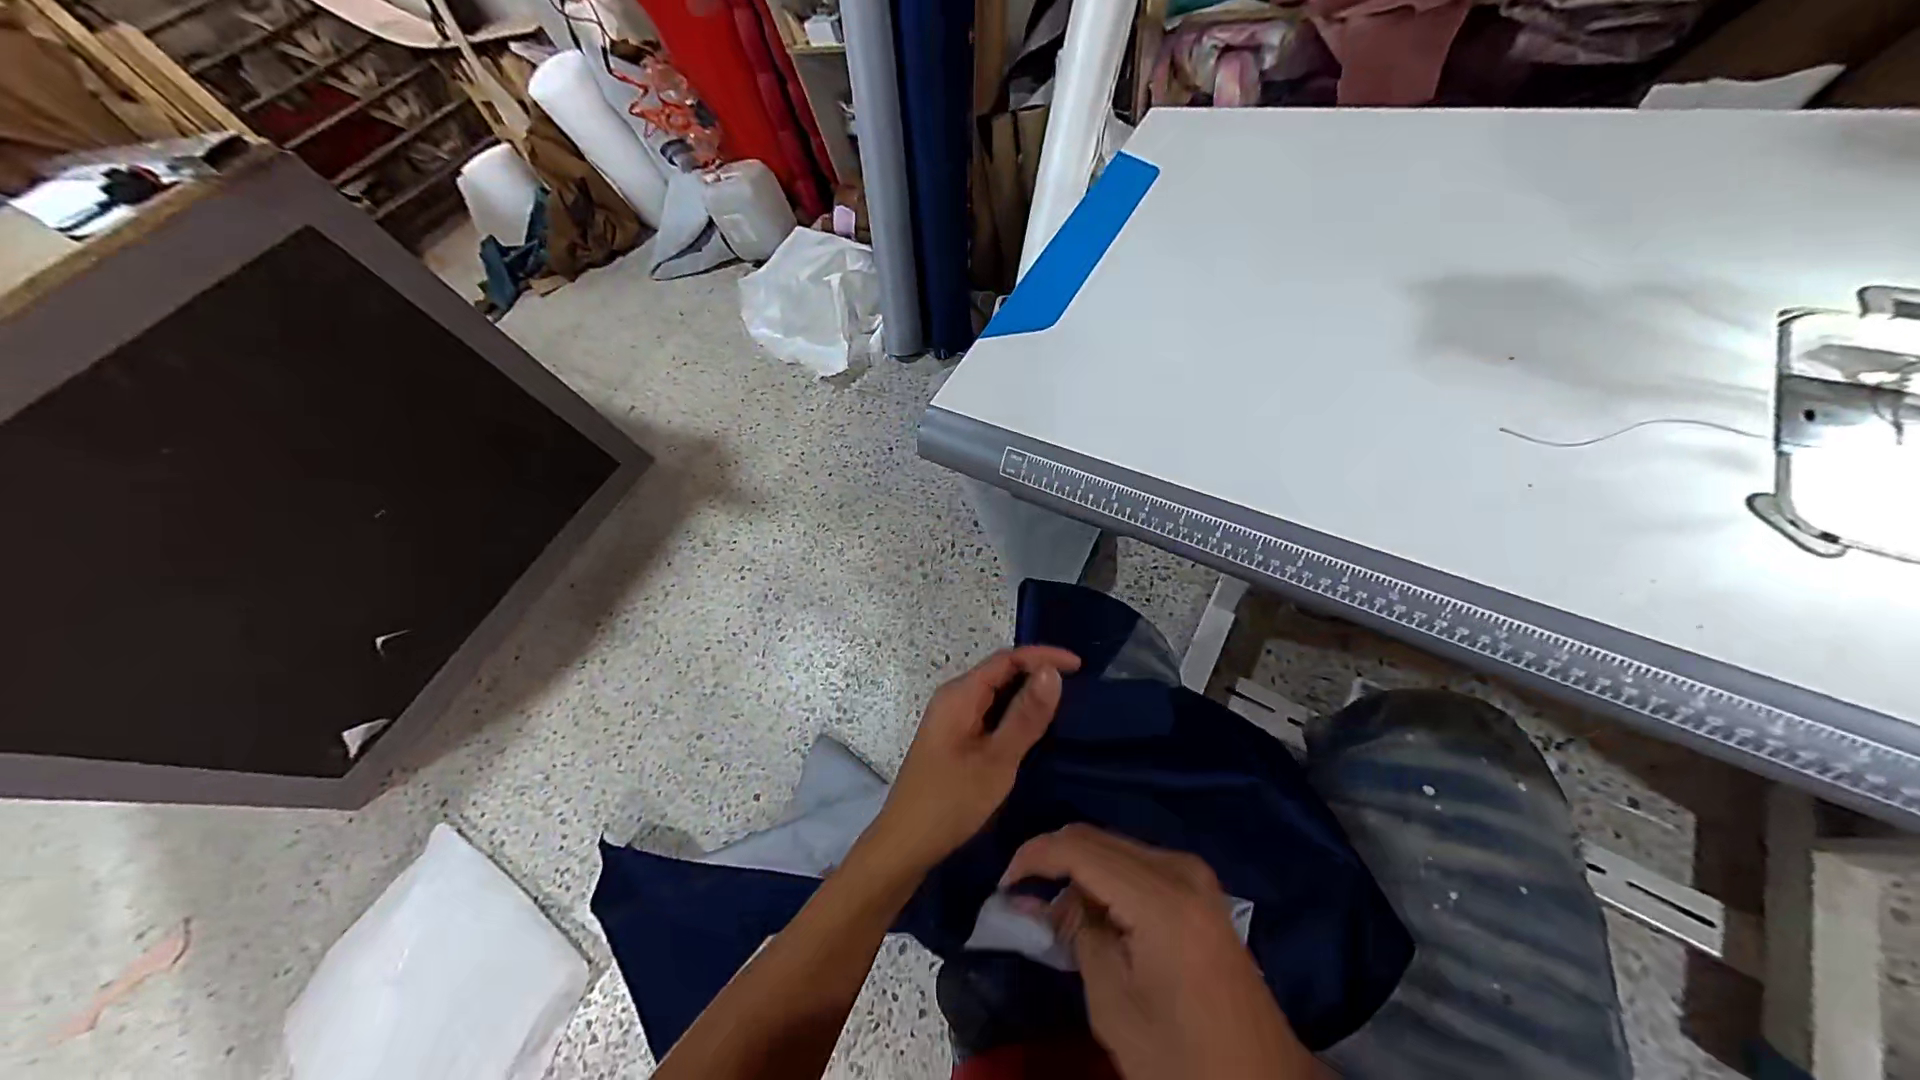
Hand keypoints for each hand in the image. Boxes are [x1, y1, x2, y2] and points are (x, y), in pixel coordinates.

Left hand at [866, 646, 1080, 871]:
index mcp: (960, 694)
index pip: (1007, 659)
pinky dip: (1014, 714)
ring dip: (1027, 694)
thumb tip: (1053, 672)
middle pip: (1000, 671)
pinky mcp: (954, 738)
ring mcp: (952, 718)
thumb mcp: (997, 760)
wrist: (906, 844)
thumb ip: (1026, 715)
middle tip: (1078, 686)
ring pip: (995, 693)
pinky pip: (989, 712)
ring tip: (1065, 704)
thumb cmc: (951, 801)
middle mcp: (953, 698)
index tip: (1080, 666)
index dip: (1044, 657)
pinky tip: (1034, 728)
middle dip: (1038, 672)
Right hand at [1004, 825, 1321, 1079]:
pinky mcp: (1199, 888)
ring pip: (1114, 846)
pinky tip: (1091, 911)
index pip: (1079, 848)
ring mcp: (1195, 875)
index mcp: (1161, 898)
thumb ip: (1078, 935)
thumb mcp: (1114, 1004)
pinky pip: (1136, 863)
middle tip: (1022, 898)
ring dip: (1077, 869)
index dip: (1033, 856)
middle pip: (1095, 838)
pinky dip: (1104, 878)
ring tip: (1053, 912)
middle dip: (1052, 860)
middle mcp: (1180, 869)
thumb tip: (1047, 901)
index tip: (1005, 885)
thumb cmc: (1184, 1059)